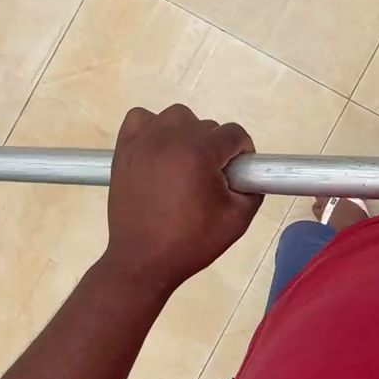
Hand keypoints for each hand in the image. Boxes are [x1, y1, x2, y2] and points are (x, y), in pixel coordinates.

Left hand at [101, 104, 262, 294]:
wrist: (142, 261)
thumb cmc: (192, 242)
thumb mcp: (239, 219)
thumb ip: (254, 187)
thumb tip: (250, 172)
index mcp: (199, 153)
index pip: (234, 134)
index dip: (243, 154)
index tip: (237, 175)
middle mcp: (170, 138)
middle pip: (207, 126)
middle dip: (216, 150)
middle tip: (210, 180)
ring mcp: (143, 141)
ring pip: (177, 117)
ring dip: (188, 134)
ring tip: (185, 164)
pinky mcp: (124, 149)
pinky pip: (141, 118)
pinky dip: (153, 128)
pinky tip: (159, 151)